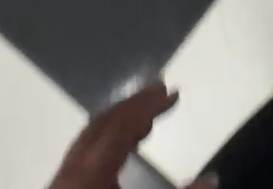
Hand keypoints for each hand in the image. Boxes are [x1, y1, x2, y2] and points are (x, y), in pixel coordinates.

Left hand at [49, 83, 213, 188]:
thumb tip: (212, 180)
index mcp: (91, 173)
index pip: (121, 125)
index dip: (148, 105)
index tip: (173, 92)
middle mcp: (70, 174)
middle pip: (100, 124)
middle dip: (132, 106)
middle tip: (160, 93)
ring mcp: (59, 187)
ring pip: (87, 141)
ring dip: (118, 124)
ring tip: (146, 121)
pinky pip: (81, 158)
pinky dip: (104, 145)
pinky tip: (120, 157)